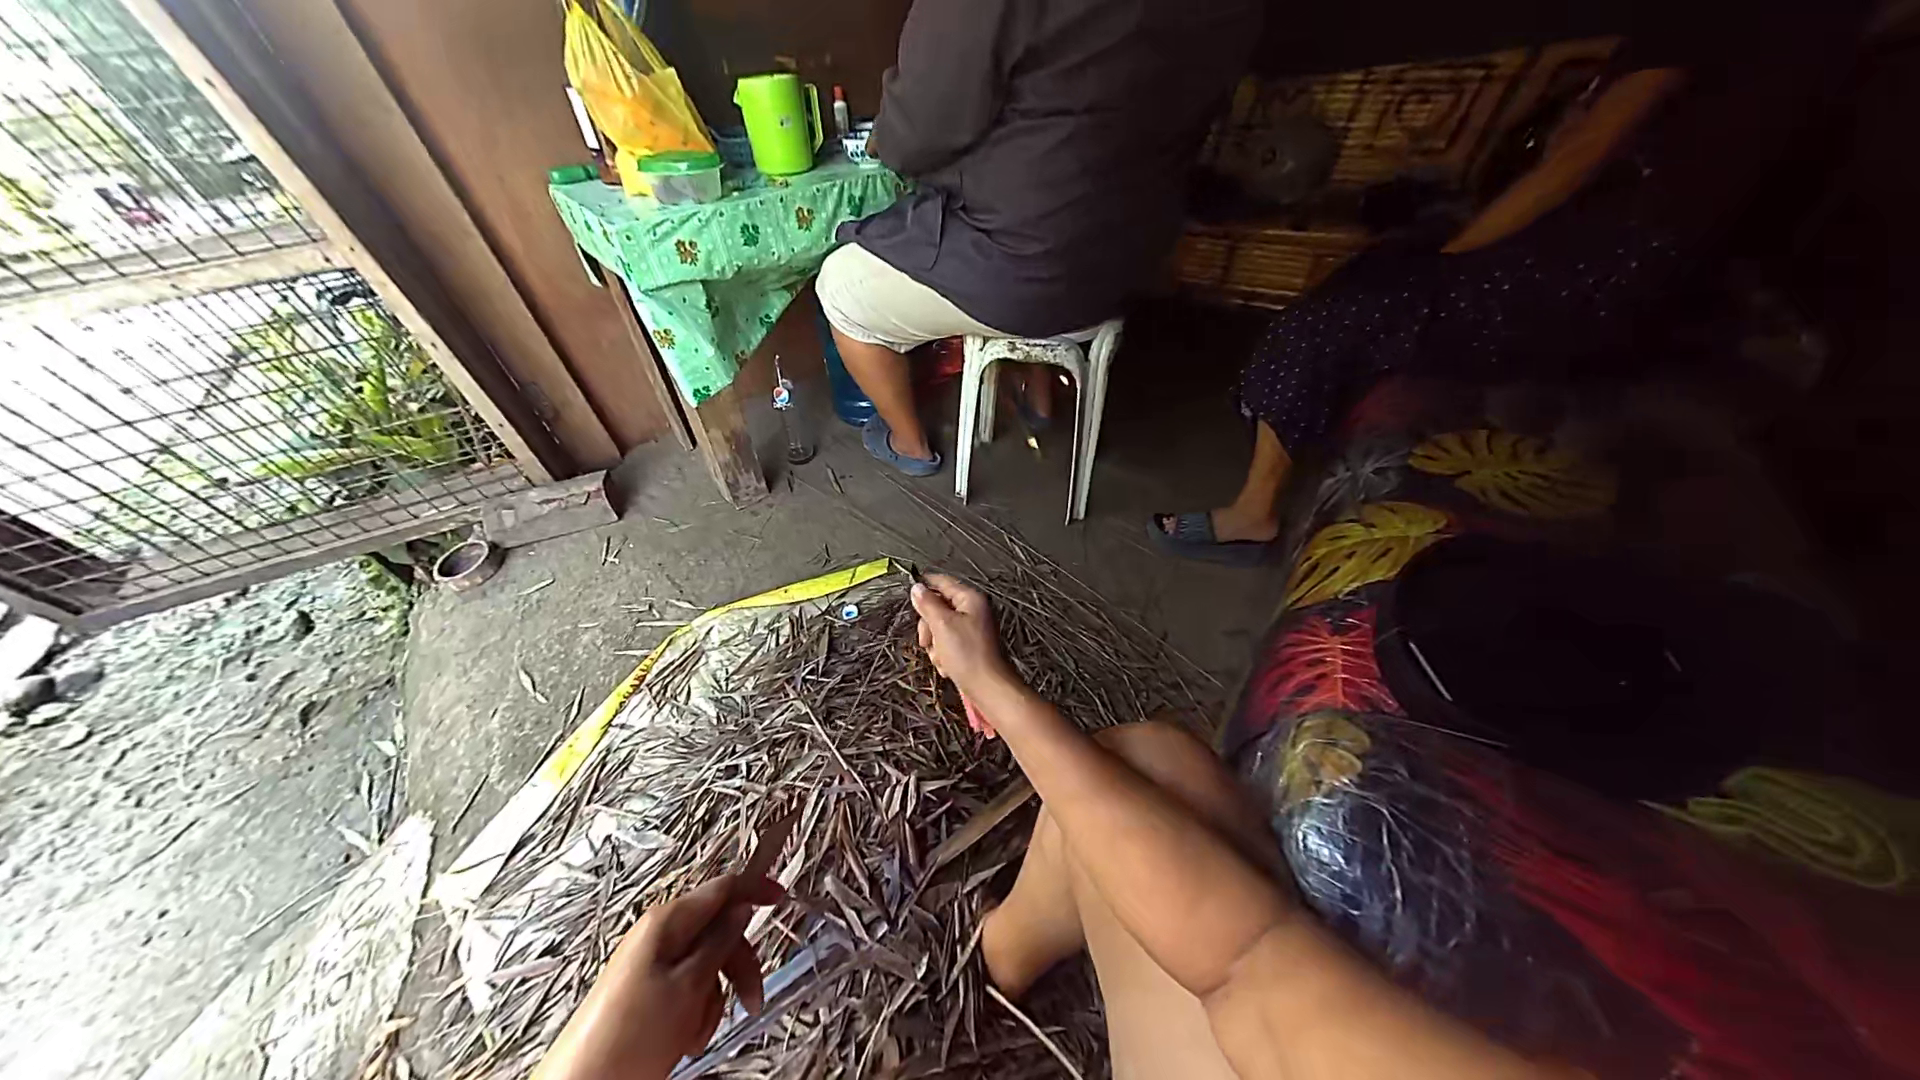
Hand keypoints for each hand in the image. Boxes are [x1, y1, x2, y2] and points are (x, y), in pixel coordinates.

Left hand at [532, 873, 784, 1079]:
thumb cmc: (632, 1036)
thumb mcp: (689, 987)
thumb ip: (720, 941)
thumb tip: (742, 906)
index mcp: (668, 922)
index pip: (722, 888)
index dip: (754, 888)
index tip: (781, 898)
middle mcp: (659, 935)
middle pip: (718, 931)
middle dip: (738, 965)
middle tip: (752, 1000)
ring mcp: (650, 964)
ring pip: (705, 964)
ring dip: (714, 996)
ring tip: (698, 1033)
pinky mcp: (644, 992)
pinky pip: (686, 988)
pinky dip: (694, 1011)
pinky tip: (684, 1038)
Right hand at [911, 573, 1015, 697]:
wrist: (986, 687)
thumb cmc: (967, 654)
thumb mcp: (942, 624)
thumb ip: (928, 604)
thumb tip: (916, 587)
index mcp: (970, 599)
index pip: (942, 582)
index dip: (924, 586)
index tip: (908, 592)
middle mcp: (972, 610)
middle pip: (938, 607)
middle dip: (928, 626)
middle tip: (927, 641)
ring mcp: (971, 628)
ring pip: (939, 627)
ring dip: (934, 644)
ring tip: (941, 657)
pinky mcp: (968, 646)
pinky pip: (946, 643)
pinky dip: (942, 654)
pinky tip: (947, 665)